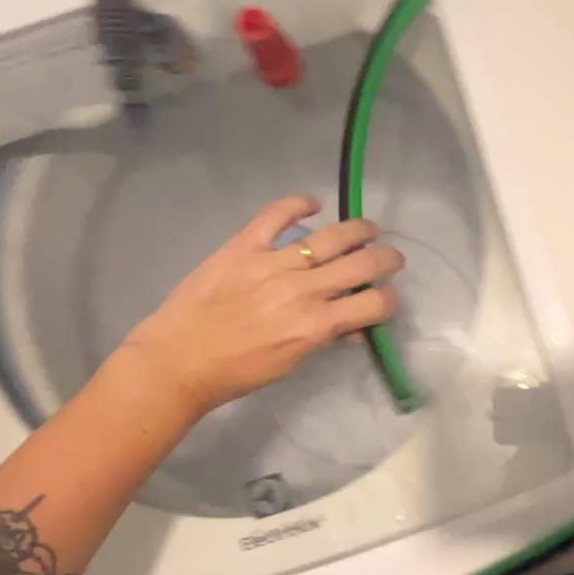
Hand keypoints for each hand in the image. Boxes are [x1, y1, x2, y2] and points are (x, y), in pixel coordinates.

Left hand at [117, 195, 401, 417]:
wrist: (180, 359)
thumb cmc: (239, 372)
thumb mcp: (291, 363)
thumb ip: (325, 339)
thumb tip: (352, 327)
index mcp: (317, 323)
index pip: (374, 303)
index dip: (389, 300)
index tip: (388, 298)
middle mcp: (304, 288)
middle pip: (362, 264)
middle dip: (387, 260)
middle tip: (393, 258)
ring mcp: (274, 262)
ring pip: (330, 236)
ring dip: (358, 230)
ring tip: (368, 229)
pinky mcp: (244, 246)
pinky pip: (276, 215)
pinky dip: (298, 203)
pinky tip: (313, 202)